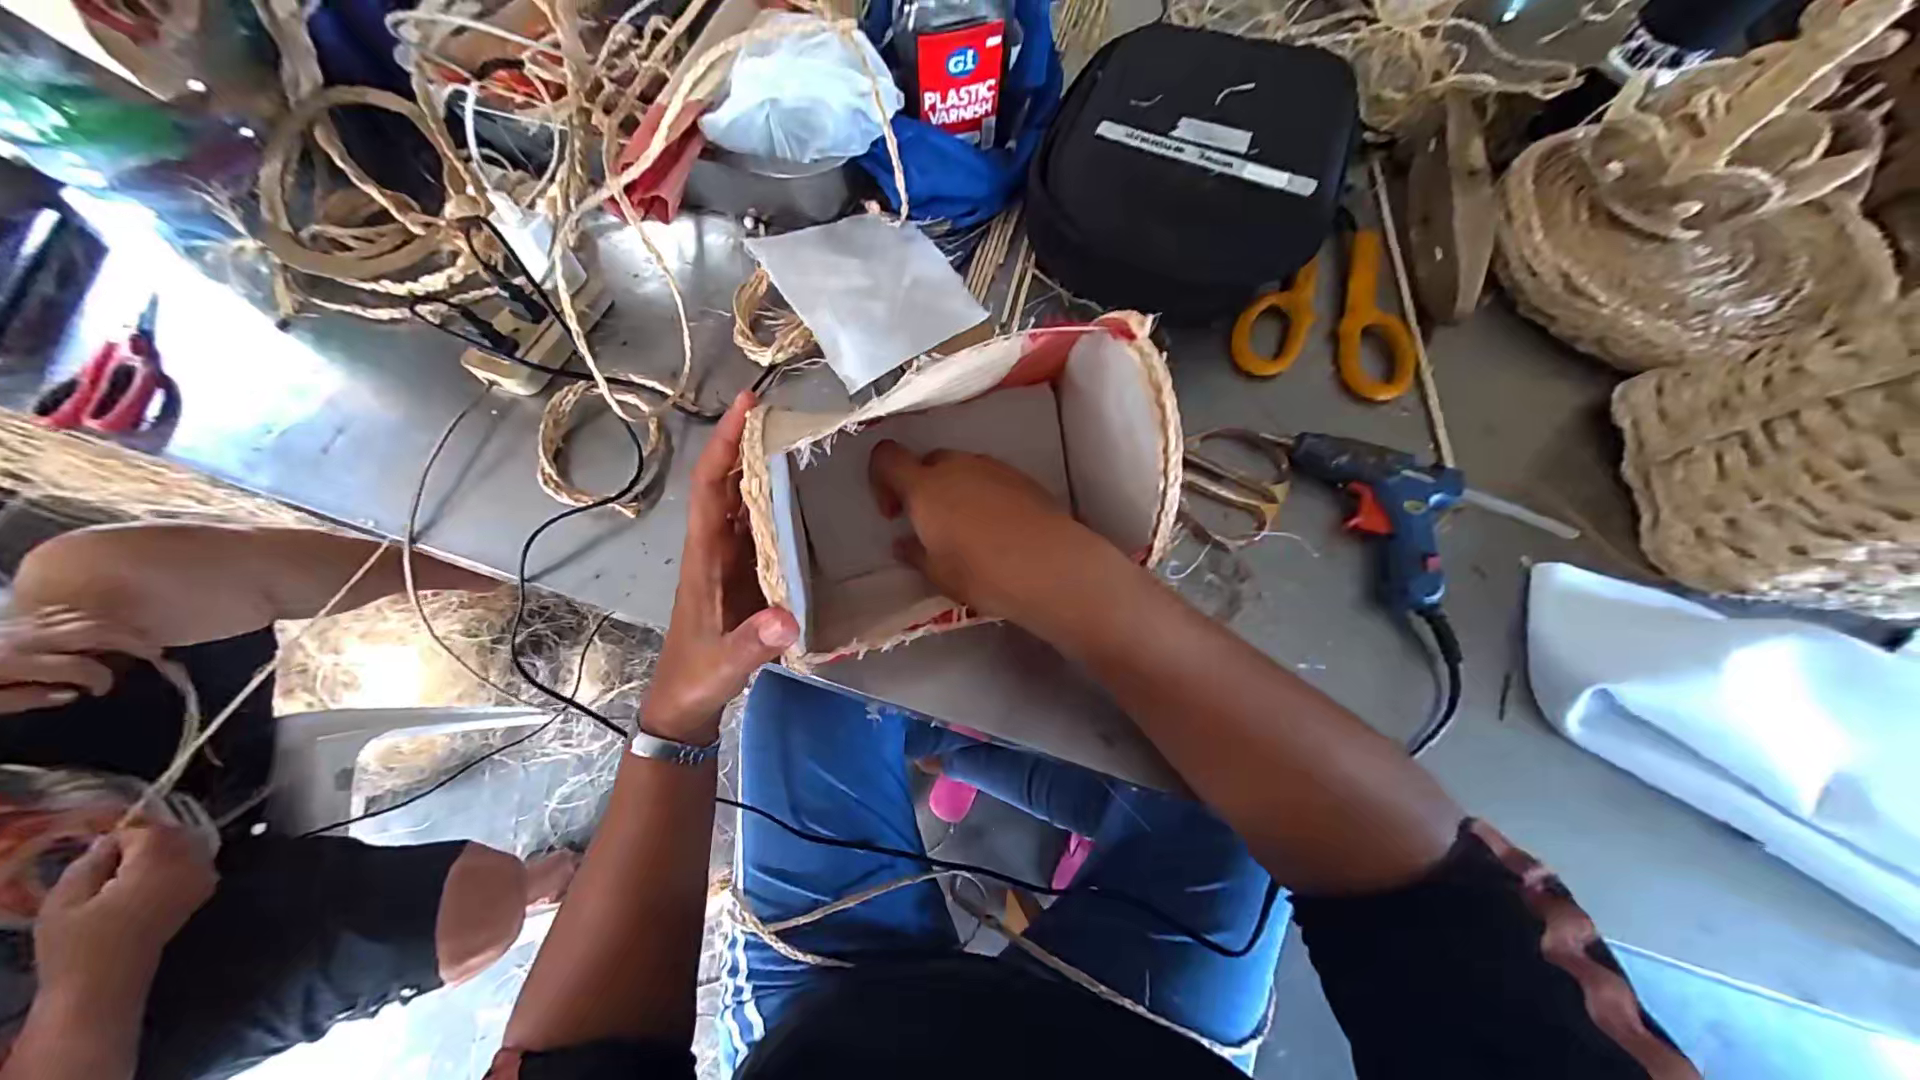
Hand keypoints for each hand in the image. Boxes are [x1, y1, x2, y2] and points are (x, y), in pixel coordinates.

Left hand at [0, 608, 155, 713]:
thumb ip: (23, 698)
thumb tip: (72, 693)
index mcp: (15, 661)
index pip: (79, 667)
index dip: (100, 679)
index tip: (104, 691)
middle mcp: (25, 638)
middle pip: (94, 632)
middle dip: (131, 641)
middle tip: (156, 654)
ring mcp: (22, 626)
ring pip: (85, 619)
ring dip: (119, 628)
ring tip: (140, 639)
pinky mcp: (17, 621)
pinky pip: (65, 614)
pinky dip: (92, 619)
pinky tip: (103, 628)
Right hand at [34, 826, 215, 1000]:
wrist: (106, 980)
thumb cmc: (77, 945)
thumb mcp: (63, 902)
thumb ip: (87, 864)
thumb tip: (107, 842)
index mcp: (159, 864)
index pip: (149, 831)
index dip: (122, 836)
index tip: (97, 850)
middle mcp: (192, 863)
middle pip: (176, 832)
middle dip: (146, 837)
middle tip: (111, 855)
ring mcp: (205, 875)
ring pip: (190, 842)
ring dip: (162, 847)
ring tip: (125, 867)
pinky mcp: (205, 888)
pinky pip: (196, 858)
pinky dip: (175, 859)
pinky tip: (146, 878)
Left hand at [641, 391, 797, 743]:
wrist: (684, 701)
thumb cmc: (698, 676)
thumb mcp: (726, 663)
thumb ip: (754, 643)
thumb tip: (790, 617)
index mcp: (705, 556)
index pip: (711, 486)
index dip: (725, 443)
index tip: (747, 404)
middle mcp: (716, 547)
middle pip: (727, 481)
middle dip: (747, 441)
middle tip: (785, 411)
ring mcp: (729, 559)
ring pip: (742, 499)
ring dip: (761, 465)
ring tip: (799, 438)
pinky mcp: (744, 572)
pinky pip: (759, 524)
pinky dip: (775, 499)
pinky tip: (803, 492)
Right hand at [868, 440, 1106, 620]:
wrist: (1052, 567)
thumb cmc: (983, 573)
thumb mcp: (938, 573)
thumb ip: (915, 552)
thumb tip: (904, 542)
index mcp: (925, 487)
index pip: (887, 457)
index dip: (881, 479)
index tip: (894, 512)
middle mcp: (957, 466)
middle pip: (928, 461)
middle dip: (922, 487)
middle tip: (930, 526)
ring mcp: (993, 468)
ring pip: (962, 468)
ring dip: (954, 491)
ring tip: (967, 531)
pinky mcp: (1023, 478)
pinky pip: (990, 479)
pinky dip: (984, 495)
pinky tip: (997, 530)